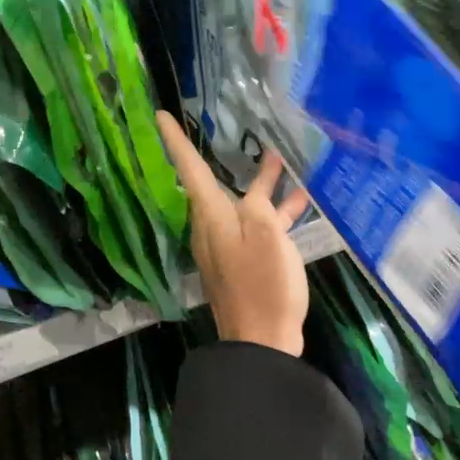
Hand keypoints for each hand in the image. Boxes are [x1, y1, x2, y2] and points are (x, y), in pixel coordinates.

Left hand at [157, 111, 310, 356]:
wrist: (262, 344)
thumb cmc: (262, 283)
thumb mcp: (265, 234)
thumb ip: (258, 205)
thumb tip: (253, 197)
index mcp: (211, 216)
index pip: (189, 167)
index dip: (174, 140)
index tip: (160, 115)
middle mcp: (214, 227)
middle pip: (216, 184)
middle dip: (226, 159)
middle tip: (233, 133)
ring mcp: (230, 246)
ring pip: (242, 204)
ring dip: (263, 183)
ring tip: (283, 159)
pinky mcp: (246, 263)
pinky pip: (257, 226)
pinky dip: (275, 212)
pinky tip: (300, 203)